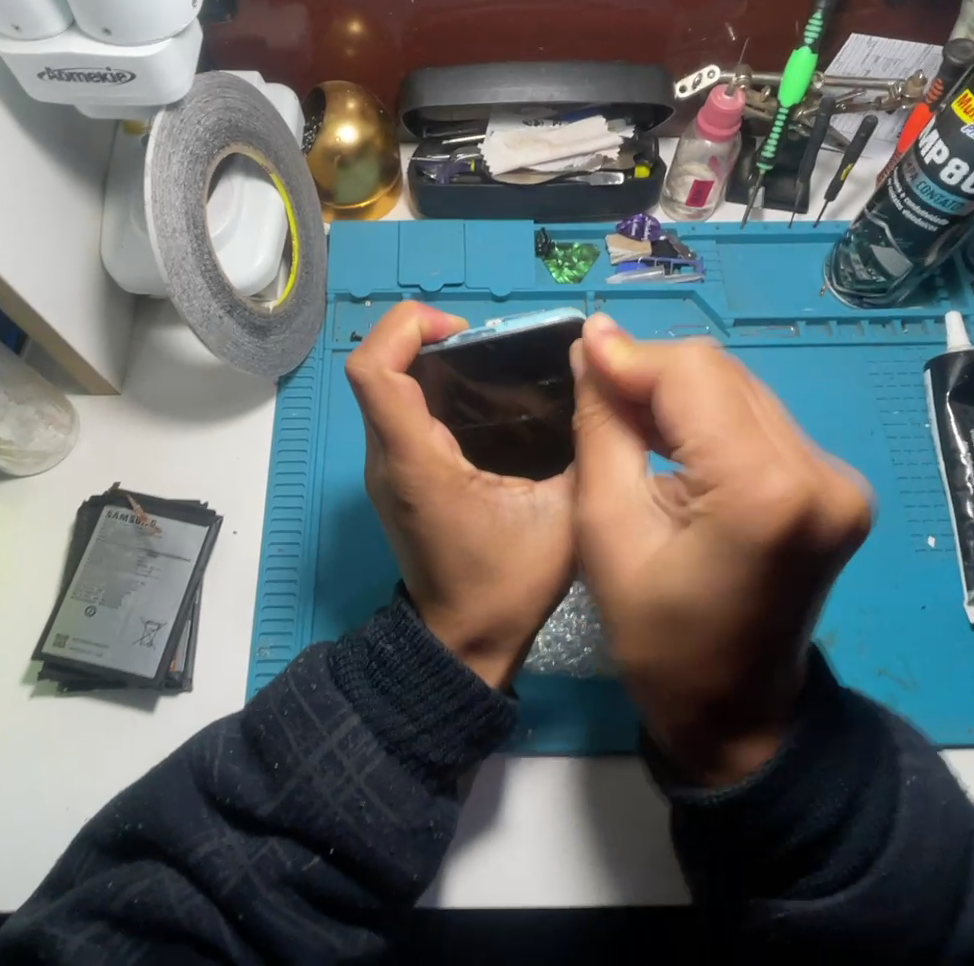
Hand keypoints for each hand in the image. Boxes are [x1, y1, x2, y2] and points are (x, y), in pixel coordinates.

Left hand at [346, 302, 576, 687]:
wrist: (461, 646)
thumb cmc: (507, 586)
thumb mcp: (563, 515)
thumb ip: (584, 447)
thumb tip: (601, 389)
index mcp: (416, 461)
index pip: (373, 370)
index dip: (405, 327)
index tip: (461, 330)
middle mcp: (387, 459)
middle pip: (376, 370)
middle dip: (423, 339)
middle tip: (485, 345)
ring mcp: (385, 471)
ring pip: (384, 392)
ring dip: (425, 365)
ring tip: (488, 368)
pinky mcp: (396, 480)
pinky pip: (398, 416)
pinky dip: (428, 394)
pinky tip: (481, 407)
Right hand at [569, 313, 872, 783]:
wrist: (738, 716)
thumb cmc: (659, 641)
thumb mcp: (607, 532)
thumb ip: (602, 428)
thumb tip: (594, 346)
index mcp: (765, 490)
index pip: (694, 374)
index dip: (632, 356)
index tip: (581, 352)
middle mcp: (820, 471)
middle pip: (722, 375)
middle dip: (652, 375)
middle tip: (597, 392)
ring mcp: (838, 478)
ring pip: (741, 391)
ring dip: (679, 395)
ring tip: (627, 420)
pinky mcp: (836, 485)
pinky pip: (759, 421)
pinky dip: (708, 420)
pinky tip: (672, 441)